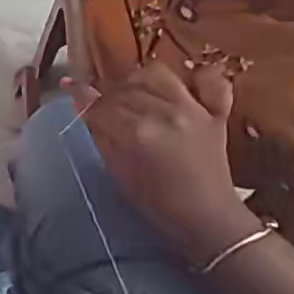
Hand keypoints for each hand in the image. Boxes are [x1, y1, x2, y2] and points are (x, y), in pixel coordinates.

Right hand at [65, 61, 257, 259]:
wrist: (206, 219)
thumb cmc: (156, 203)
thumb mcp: (118, 170)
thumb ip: (99, 133)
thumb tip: (79, 101)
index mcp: (138, 132)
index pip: (101, 106)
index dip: (85, 105)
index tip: (78, 106)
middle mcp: (165, 112)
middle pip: (125, 88)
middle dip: (109, 98)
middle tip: (105, 112)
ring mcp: (194, 108)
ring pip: (156, 73)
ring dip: (139, 82)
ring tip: (135, 98)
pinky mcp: (216, 112)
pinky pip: (210, 79)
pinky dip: (196, 78)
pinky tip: (181, 88)